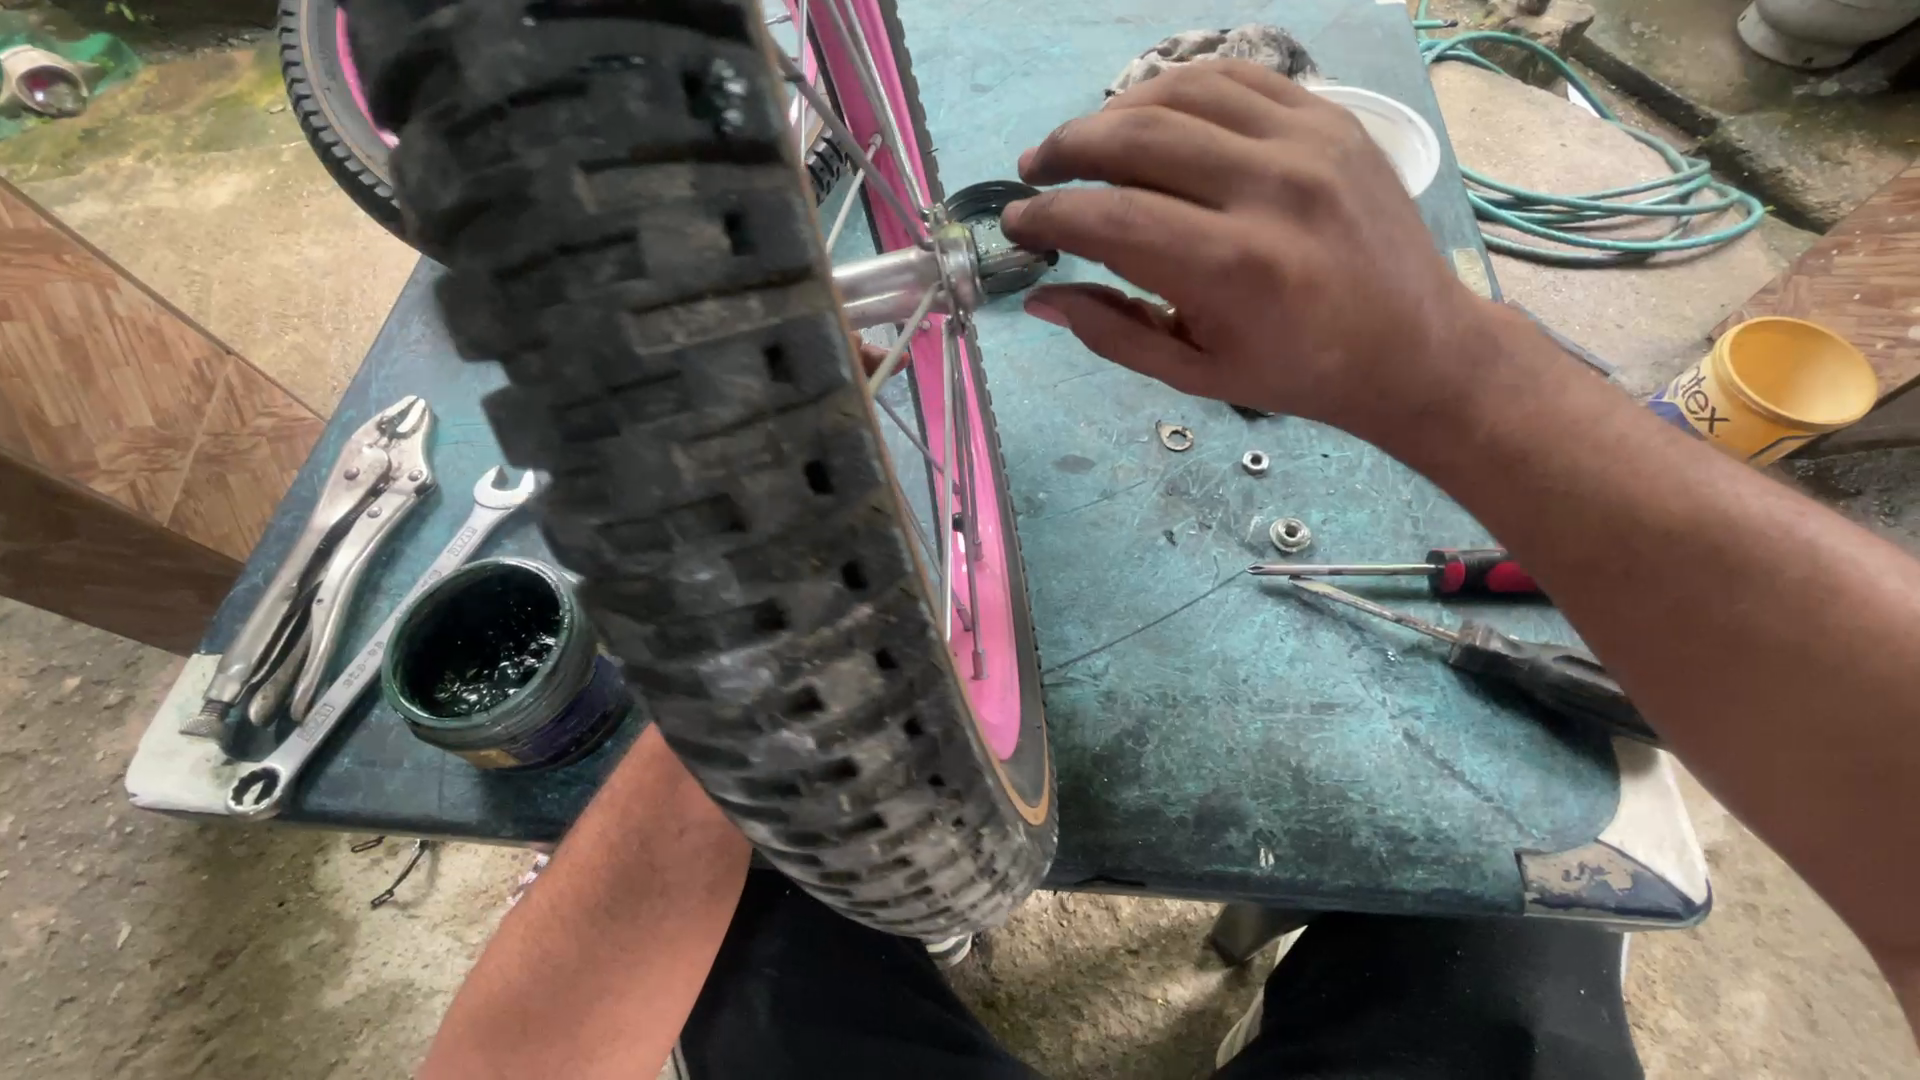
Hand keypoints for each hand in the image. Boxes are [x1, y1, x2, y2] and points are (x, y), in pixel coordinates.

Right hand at [1000, 61, 1499, 438]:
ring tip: (1081, 140)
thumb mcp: (1194, 374)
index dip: (1049, 216)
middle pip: (1137, 139)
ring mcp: (1307, 141)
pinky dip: (1177, 89)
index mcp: (1233, 269)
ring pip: (1182, 91)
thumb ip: (1112, 333)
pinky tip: (1147, 114)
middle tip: (1033, 170)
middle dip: (1066, 149)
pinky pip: (1235, 78)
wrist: (1412, 347)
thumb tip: (1039, 297)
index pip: (1111, 220)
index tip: (1017, 222)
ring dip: (1113, 111)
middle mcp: (1269, 190)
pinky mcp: (1330, 118)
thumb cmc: (1294, 373)